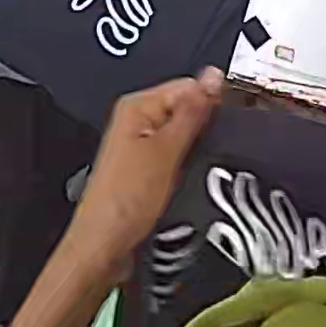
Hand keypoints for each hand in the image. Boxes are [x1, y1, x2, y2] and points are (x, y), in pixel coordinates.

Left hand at [59, 68, 224, 279]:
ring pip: (184, 134)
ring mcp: (141, 144)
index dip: (210, 102)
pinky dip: (187, 165)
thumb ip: (192, 112)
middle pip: (186, 109)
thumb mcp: (167, 151)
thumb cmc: (125, 202)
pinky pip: (176, 155)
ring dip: (195, 150)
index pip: (188, 85)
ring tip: (197, 169)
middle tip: (208, 152)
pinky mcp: (146, 167)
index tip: (222, 125)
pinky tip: (189, 180)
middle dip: (203, 128)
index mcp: (137, 105)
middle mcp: (137, 120)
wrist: (103, 250)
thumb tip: (213, 75)